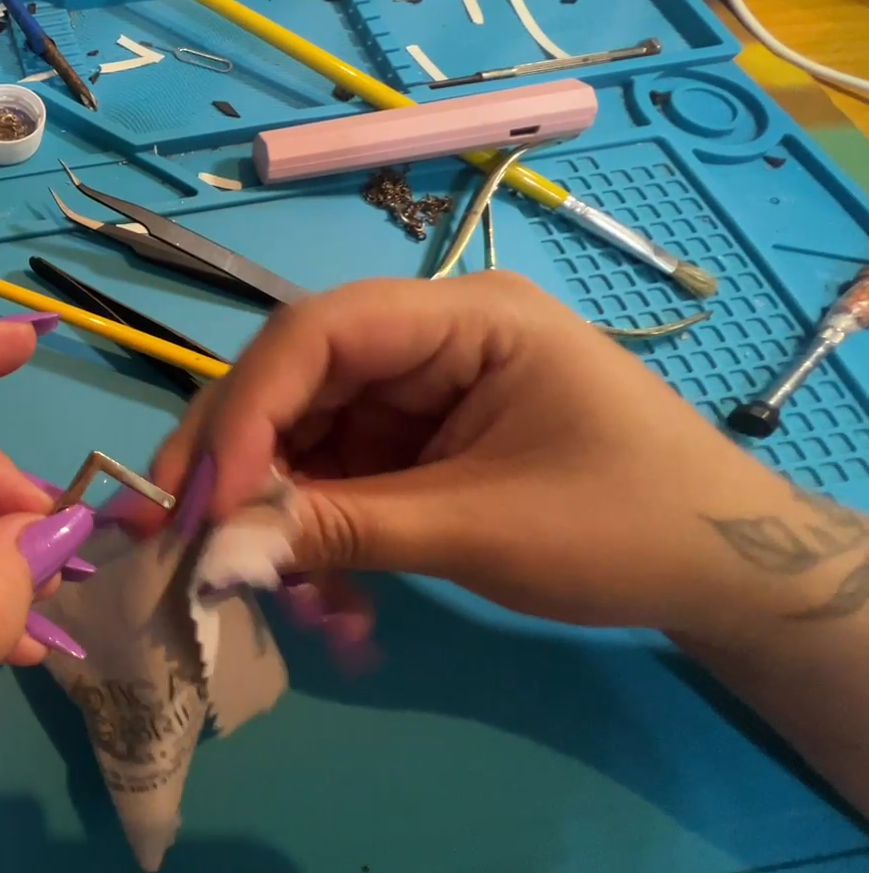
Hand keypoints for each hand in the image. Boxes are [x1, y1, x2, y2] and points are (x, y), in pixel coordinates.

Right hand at [144, 272, 844, 641]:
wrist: (727, 577)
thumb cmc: (633, 530)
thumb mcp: (482, 531)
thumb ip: (346, 528)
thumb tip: (224, 546)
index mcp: (459, 318)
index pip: (317, 333)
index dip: (250, 407)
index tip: (207, 492)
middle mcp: (413, 339)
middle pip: (286, 379)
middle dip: (231, 457)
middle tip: (175, 524)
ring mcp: (397, 388)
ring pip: (288, 429)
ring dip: (262, 504)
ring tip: (247, 572)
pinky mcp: (389, 436)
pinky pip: (317, 469)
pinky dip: (300, 524)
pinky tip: (310, 584)